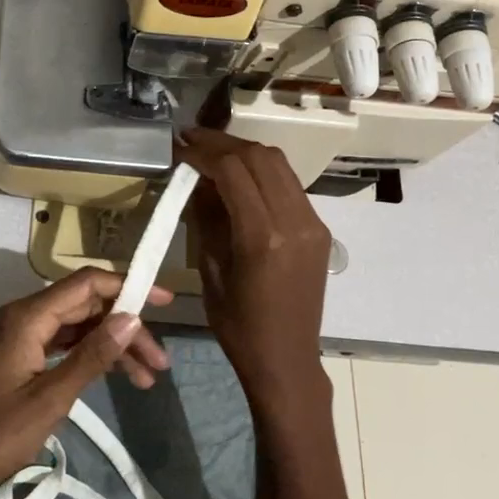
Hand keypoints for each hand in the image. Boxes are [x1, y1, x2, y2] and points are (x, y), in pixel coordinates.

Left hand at [0, 268, 173, 497]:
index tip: (165, 300)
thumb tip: (131, 317)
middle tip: (159, 362)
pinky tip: (118, 376)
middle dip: (126, 327)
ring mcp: (22, 336)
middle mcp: (25, 316)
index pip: (86, 284)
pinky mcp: (21, 355)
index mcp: (28, 317)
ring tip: (148, 378)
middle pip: (87, 305)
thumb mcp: (52, 397)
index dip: (127, 286)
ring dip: (113, 346)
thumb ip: (92, 355)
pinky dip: (92, 357)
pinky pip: (65, 343)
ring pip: (79, 327)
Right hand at [176, 128, 331, 397]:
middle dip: (223, 143)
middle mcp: (295, 221)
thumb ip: (206, 218)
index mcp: (263, 237)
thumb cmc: (238, 325)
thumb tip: (196, 178)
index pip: (234, 170)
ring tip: (212, 151)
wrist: (286, 358)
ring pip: (279, 164)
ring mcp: (313, 223)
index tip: (179, 146)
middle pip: (260, 157)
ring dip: (244, 152)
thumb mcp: (210, 270)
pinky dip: (261, 171)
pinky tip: (238, 176)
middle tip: (191, 140)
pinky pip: (289, 185)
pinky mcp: (319, 229)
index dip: (204, 151)